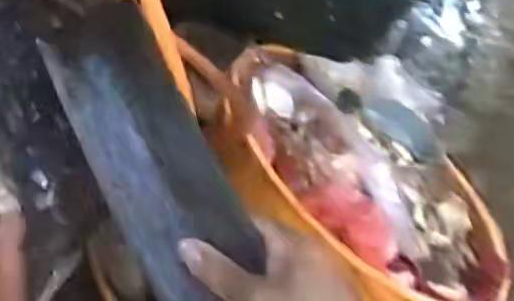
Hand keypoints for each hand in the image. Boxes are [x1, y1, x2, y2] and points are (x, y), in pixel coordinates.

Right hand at [180, 220, 355, 300]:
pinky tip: (257, 300)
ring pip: (280, 274)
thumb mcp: (254, 299)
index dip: (223, 228)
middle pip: (265, 249)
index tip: (197, 238)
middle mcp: (316, 254)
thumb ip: (219, 270)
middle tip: (208, 268)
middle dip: (238, 258)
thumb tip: (183, 242)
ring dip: (257, 281)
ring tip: (227, 289)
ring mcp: (330, 285)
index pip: (251, 221)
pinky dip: (277, 294)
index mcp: (297, 241)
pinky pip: (296, 292)